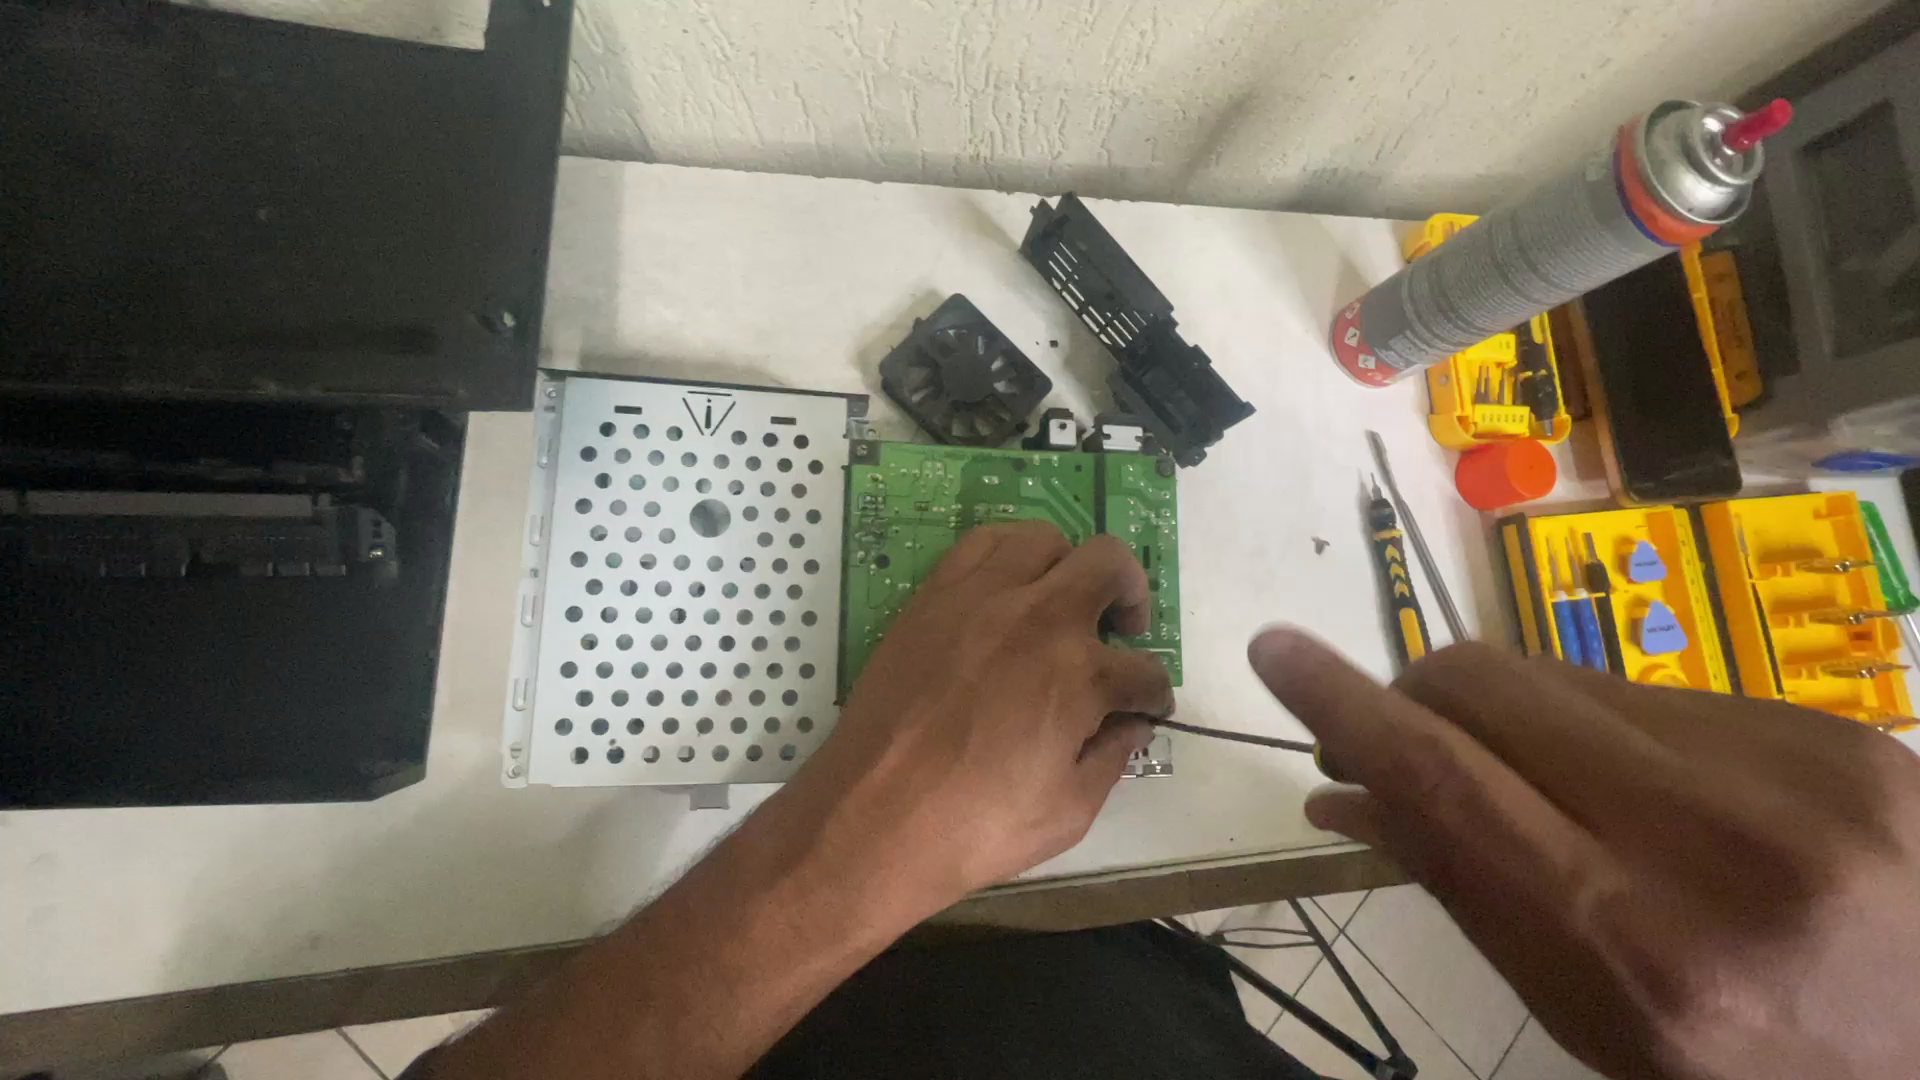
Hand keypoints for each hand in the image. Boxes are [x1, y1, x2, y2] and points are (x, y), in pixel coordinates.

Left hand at [795, 522, 1172, 907]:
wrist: (874, 813)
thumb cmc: (975, 825)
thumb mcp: (1069, 811)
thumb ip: (1112, 757)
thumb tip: (1131, 724)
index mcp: (1080, 675)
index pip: (1143, 670)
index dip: (1152, 693)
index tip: (1144, 707)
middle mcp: (1038, 618)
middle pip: (1109, 566)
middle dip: (1132, 596)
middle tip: (1121, 630)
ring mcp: (981, 597)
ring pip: (1044, 539)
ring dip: (1069, 564)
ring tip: (1061, 601)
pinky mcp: (934, 595)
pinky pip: (981, 543)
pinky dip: (1009, 554)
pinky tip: (1008, 587)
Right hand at [1249, 628, 1919, 1079]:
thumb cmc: (1746, 1068)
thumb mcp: (1583, 1013)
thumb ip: (1456, 880)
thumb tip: (1340, 793)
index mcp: (1637, 949)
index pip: (1437, 777)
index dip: (1339, 703)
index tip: (1274, 649)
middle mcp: (1720, 846)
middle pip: (1483, 687)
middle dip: (1411, 695)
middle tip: (1391, 730)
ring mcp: (1800, 772)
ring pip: (1552, 676)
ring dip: (1502, 715)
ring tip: (1526, 775)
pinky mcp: (1842, 731)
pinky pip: (1639, 689)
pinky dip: (1591, 724)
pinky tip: (1633, 784)